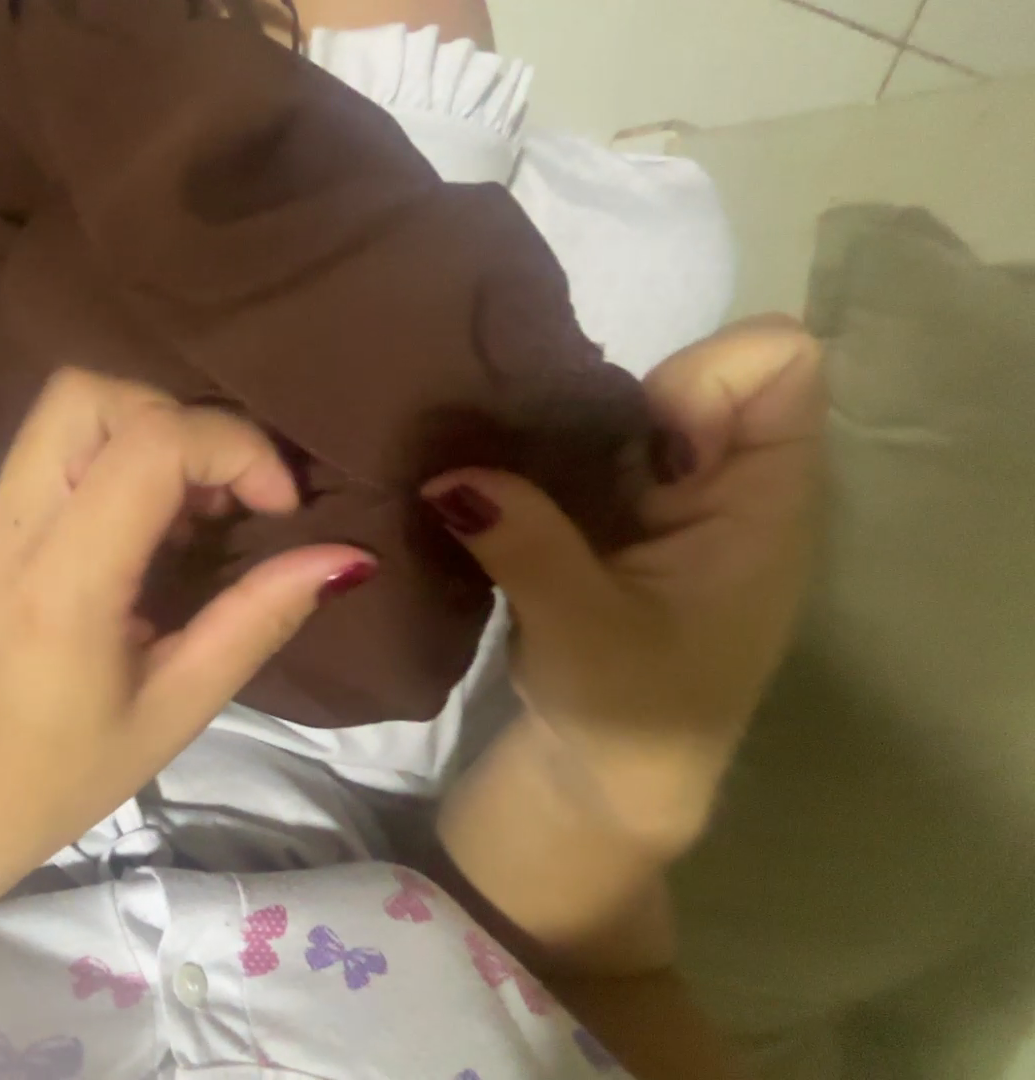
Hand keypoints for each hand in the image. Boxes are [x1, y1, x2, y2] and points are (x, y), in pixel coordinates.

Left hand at [0, 369, 373, 896]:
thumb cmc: (69, 774)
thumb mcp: (178, 708)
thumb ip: (257, 619)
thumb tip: (344, 557)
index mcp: (61, 583)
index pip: (146, 444)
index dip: (232, 447)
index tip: (277, 506)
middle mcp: (11, 530)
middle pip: (87, 394)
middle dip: (176, 419)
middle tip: (223, 493)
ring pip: (65, 411)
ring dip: (144, 432)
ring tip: (192, 510)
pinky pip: (52, 450)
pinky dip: (113, 457)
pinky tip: (147, 526)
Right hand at [423, 317, 825, 850]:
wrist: (609, 782)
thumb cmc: (631, 715)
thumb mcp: (579, 630)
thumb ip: (523, 543)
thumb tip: (444, 474)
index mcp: (757, 505)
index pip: (770, 372)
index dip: (692, 375)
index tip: (607, 433)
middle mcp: (714, 489)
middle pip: (675, 382)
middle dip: (594, 391)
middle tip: (506, 431)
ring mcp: (654, 510)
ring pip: (612, 422)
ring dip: (546, 429)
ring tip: (478, 453)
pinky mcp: (602, 533)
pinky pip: (569, 466)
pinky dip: (525, 464)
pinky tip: (478, 484)